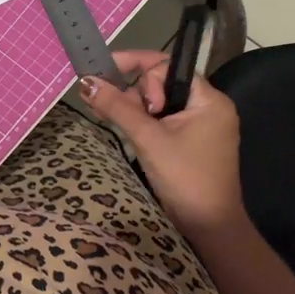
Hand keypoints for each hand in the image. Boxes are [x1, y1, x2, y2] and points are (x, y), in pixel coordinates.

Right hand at [80, 50, 244, 235]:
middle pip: (159, 82)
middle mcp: (207, 106)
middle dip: (131, 91)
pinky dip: (139, 119)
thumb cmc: (185, 177)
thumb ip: (117, 106)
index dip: (136, 66)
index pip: (167, 65)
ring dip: (130, 106)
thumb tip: (85, 81)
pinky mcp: (189, 140)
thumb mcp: (147, 138)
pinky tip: (115, 122)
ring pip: (156, 101)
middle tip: (109, 107)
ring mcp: (198, 125)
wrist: (209, 228)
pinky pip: (160, 118)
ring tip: (104, 114)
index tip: (107, 73)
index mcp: (208, 100)